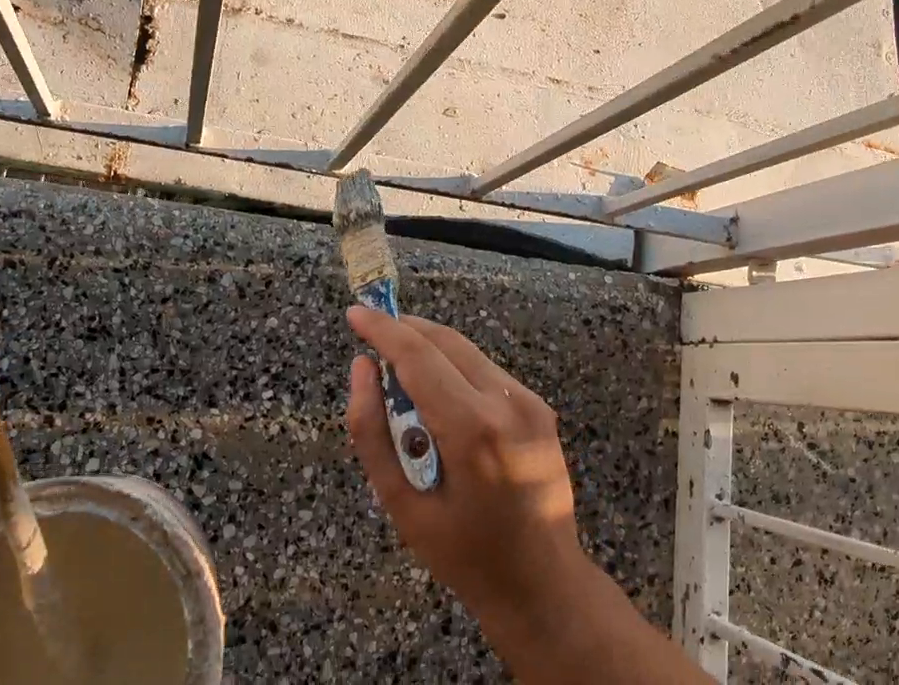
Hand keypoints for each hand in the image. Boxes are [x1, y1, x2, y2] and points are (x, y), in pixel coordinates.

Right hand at [345, 307, 714, 684]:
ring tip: (396, 368)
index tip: (354, 313)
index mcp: (472, 430)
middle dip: (403, 330)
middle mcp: (507, 404)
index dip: (382, 330)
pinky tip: (435, 392)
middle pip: (445, 342)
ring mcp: (530, 403)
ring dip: (428, 348)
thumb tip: (361, 369)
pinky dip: (453, 367)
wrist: (544, 585)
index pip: (417, 357)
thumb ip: (372, 432)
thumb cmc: (465, 555)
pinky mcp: (539, 409)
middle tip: (369, 333)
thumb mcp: (402, 505)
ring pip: (466, 351)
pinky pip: (485, 371)